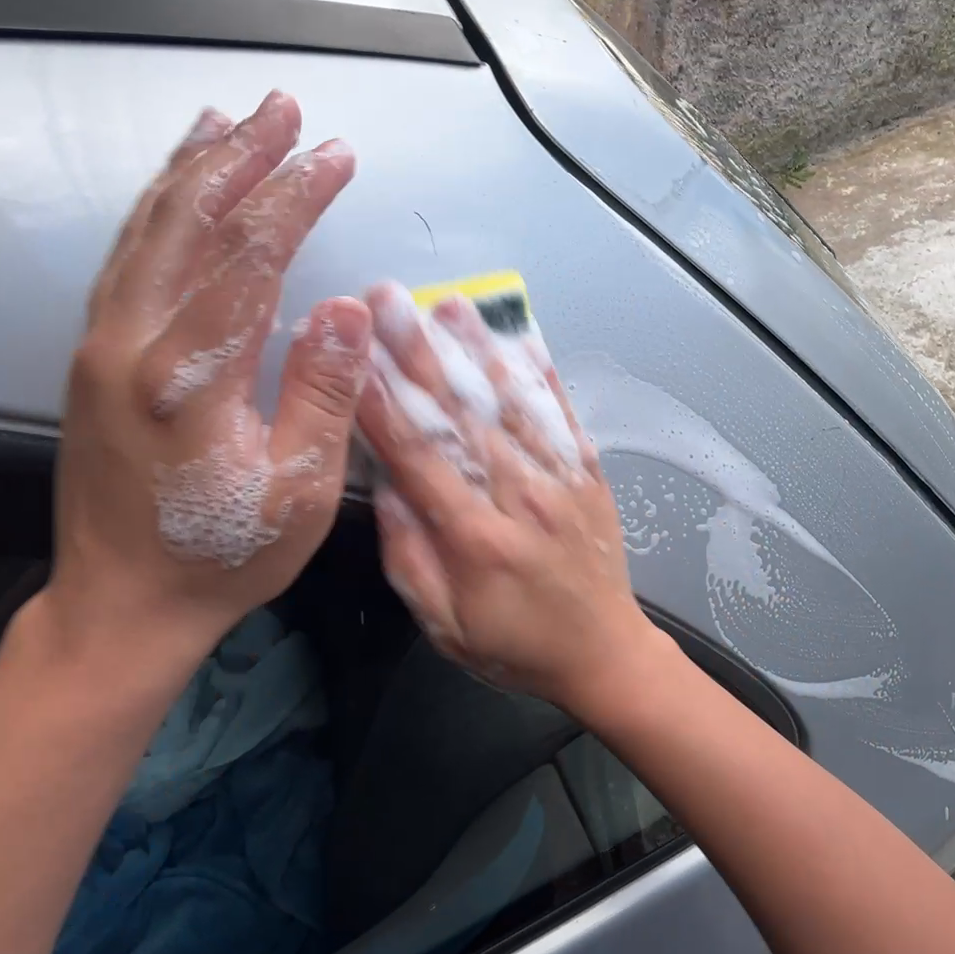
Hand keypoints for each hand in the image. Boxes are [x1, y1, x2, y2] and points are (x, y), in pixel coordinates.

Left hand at [44, 91, 371, 671]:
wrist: (125, 603)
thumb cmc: (222, 554)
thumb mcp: (300, 489)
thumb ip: (324, 392)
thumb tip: (351, 310)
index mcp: (189, 377)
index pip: (251, 257)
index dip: (296, 198)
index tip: (335, 157)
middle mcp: (131, 345)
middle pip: (189, 223)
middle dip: (241, 158)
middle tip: (282, 109)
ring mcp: (102, 348)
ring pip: (147, 232)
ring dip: (191, 170)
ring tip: (227, 122)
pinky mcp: (95, 361)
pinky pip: (126, 262)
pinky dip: (155, 213)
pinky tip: (176, 193)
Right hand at [355, 283, 660, 708]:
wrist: (604, 652)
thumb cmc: (515, 645)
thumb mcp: (445, 625)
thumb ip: (410, 557)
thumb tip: (387, 486)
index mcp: (478, 539)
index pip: (420, 458)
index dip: (382, 403)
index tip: (350, 353)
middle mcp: (523, 499)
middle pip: (465, 419)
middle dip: (422, 355)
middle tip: (388, 301)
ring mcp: (563, 483)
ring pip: (515, 407)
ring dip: (480, 351)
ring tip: (450, 302)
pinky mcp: (590, 477)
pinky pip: (565, 419)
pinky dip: (544, 378)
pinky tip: (524, 339)